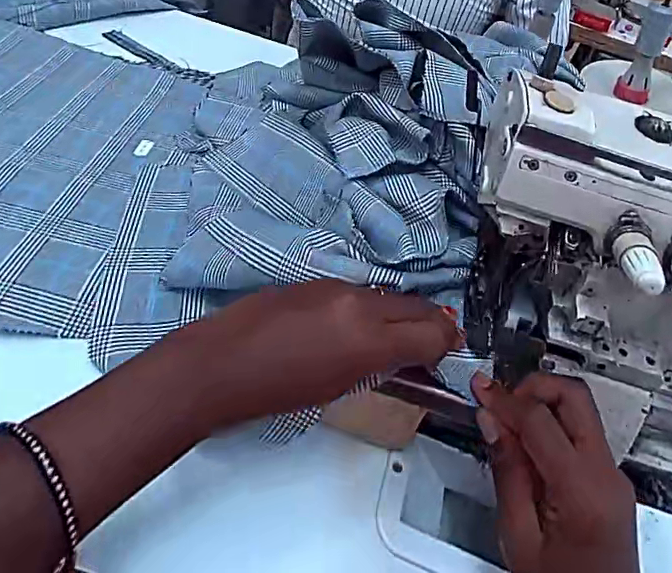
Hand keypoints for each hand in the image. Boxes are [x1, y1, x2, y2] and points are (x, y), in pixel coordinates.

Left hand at [158, 279, 462, 431]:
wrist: (223, 361)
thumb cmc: (274, 390)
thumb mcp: (336, 389)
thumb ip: (375, 366)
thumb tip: (398, 358)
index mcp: (368, 338)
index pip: (429, 331)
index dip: (445, 342)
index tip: (449, 351)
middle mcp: (358, 302)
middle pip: (415, 306)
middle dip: (432, 323)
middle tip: (437, 343)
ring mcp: (335, 286)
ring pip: (387, 295)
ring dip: (401, 313)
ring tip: (399, 336)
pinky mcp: (316, 280)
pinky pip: (358, 292)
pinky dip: (371, 307)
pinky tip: (359, 325)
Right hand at [472, 372, 639, 572]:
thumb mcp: (520, 540)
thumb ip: (507, 473)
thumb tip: (492, 420)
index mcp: (584, 492)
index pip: (539, 418)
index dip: (504, 398)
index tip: (480, 388)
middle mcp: (608, 478)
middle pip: (574, 395)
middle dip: (532, 387)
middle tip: (499, 400)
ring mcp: (615, 480)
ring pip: (580, 410)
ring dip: (542, 404)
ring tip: (508, 425)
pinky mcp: (612, 484)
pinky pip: (582, 435)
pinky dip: (552, 426)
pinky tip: (526, 447)